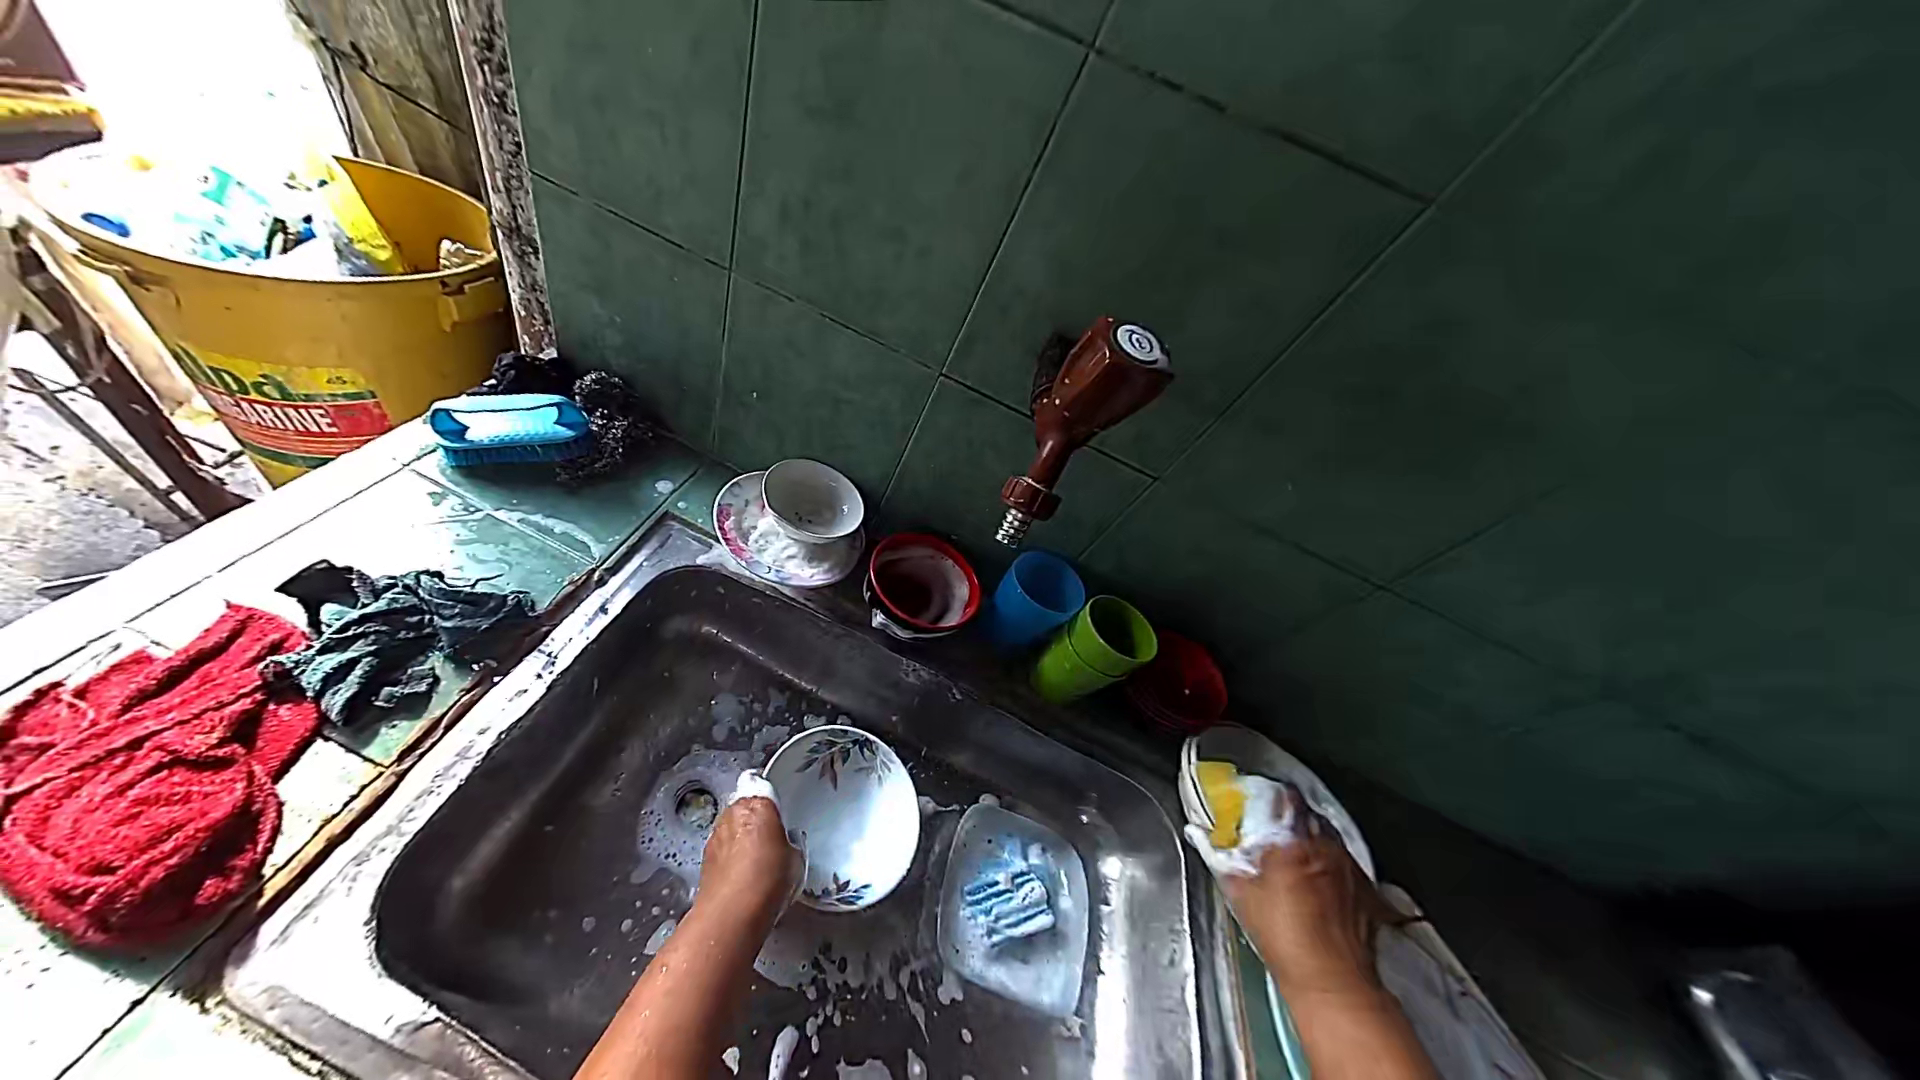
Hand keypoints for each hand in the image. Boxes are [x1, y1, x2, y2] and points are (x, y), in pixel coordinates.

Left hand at [697, 791, 802, 926]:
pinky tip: (742, 874)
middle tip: (772, 835)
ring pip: (732, 826)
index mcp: (757, 804)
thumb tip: (785, 844)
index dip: (769, 795)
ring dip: (741, 835)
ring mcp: (715, 835)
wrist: (731, 916)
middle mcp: (732, 813)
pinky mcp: (704, 859)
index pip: (761, 783)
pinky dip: (730, 855)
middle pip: (745, 805)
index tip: (778, 808)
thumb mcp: (795, 857)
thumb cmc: (768, 879)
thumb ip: (790, 840)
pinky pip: (722, 848)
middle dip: (755, 816)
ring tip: (757, 857)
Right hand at [1189, 784, 1391, 1000]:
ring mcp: (1348, 865)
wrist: (1333, 982)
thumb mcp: (1239, 894)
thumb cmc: (1282, 938)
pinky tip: (1317, 880)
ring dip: (1309, 839)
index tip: (1256, 802)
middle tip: (1270, 832)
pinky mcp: (1365, 886)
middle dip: (1287, 819)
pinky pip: (1342, 859)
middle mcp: (1323, 845)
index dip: (1268, 795)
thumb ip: (1219, 856)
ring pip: (1325, 835)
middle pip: (1304, 814)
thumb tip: (1199, 834)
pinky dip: (1328, 861)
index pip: (1283, 797)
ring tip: (1293, 856)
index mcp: (1290, 841)